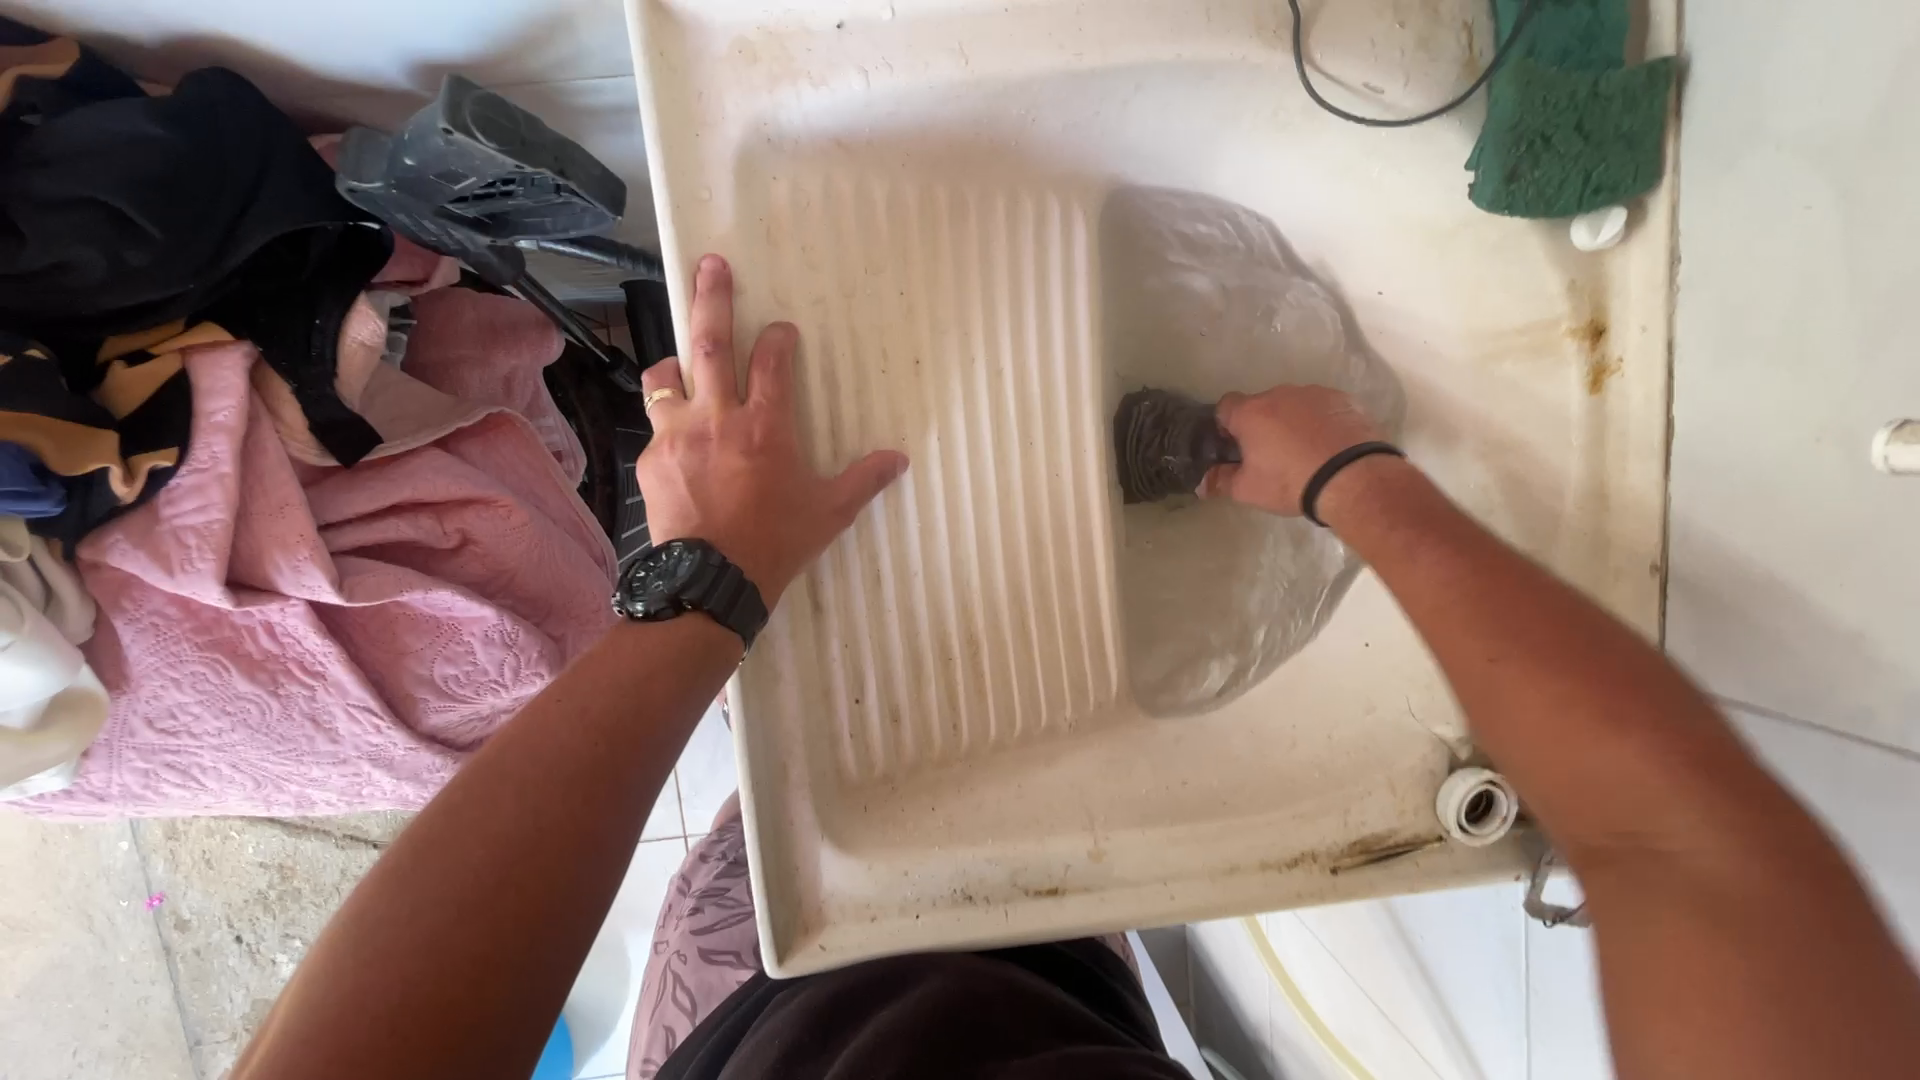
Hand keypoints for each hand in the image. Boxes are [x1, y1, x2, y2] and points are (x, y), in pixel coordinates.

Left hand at [636, 254, 907, 604]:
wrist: (711, 582)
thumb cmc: (776, 543)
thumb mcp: (829, 513)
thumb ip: (863, 480)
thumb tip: (899, 459)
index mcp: (766, 426)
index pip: (771, 361)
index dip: (778, 338)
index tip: (782, 330)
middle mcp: (718, 418)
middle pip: (710, 342)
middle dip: (712, 297)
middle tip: (711, 264)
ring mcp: (678, 436)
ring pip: (666, 377)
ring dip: (674, 362)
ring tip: (679, 362)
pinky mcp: (652, 461)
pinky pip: (657, 426)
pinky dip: (668, 422)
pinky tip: (678, 441)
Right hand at [1201, 385, 1384, 515]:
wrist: (1353, 478)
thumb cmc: (1290, 481)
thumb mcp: (1248, 489)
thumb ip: (1220, 481)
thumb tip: (1200, 484)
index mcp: (1251, 412)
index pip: (1225, 406)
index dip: (1226, 425)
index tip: (1234, 446)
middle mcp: (1280, 394)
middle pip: (1261, 405)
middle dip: (1261, 424)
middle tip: (1269, 455)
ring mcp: (1314, 393)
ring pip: (1293, 405)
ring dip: (1291, 421)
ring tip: (1303, 451)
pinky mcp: (1344, 400)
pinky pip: (1322, 407)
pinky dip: (1319, 421)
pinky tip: (1327, 445)